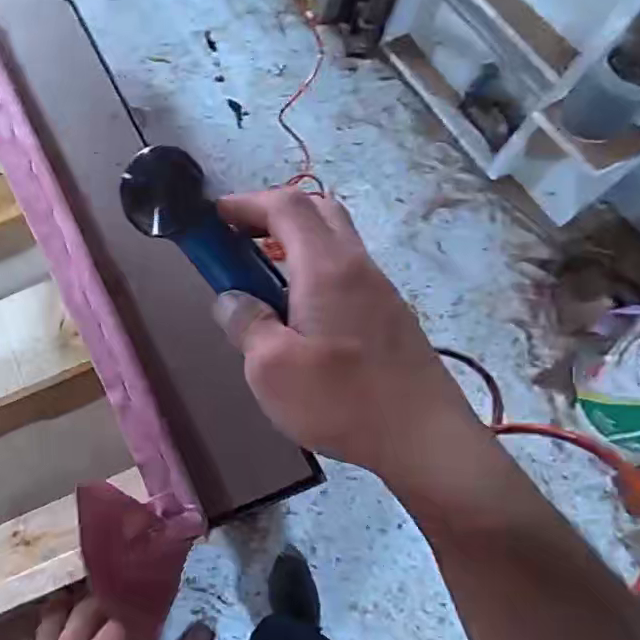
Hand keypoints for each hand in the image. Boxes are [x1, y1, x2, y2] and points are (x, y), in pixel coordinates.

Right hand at [214, 188, 490, 488]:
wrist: (424, 437)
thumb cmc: (343, 400)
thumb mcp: (271, 369)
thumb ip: (246, 325)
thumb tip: (232, 300)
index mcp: (327, 267)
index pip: (287, 205)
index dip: (246, 202)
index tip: (215, 216)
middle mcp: (359, 267)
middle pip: (318, 212)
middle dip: (274, 215)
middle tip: (241, 244)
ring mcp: (382, 292)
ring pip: (337, 245)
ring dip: (297, 248)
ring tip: (266, 286)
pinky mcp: (392, 318)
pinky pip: (348, 276)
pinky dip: (316, 276)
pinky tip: (303, 321)